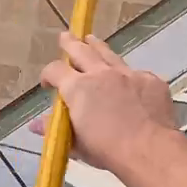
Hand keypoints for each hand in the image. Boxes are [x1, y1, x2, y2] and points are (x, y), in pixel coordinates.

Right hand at [35, 32, 186, 178]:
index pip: (54, 70)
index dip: (48, 75)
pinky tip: (127, 82)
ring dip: (97, 47)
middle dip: (71, 43)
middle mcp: (101, 74)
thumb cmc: (106, 150)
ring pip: (108, 54)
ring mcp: (128, 74)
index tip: (47, 84)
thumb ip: (55, 129)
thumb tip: (35, 125)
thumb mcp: (75, 143)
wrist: (149, 150)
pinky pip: (135, 73)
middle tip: (65, 36)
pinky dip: (127, 75)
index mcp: (77, 88)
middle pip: (81, 50)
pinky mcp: (151, 81)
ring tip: (91, 40)